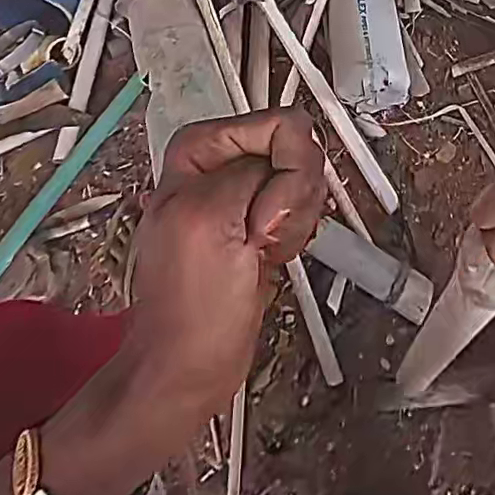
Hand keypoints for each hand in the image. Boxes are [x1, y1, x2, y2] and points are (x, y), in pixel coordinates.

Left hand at [39, 108, 324, 494]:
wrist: (190, 368)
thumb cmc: (190, 308)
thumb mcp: (211, 220)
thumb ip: (253, 168)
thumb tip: (294, 134)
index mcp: (199, 150)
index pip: (279, 126)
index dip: (284, 175)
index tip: (259, 216)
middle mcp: (224, 164)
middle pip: (296, 152)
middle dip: (290, 201)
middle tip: (257, 237)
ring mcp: (246, 192)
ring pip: (305, 182)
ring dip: (294, 224)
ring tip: (258, 252)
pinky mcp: (263, 217)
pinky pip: (304, 209)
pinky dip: (296, 236)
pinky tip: (267, 258)